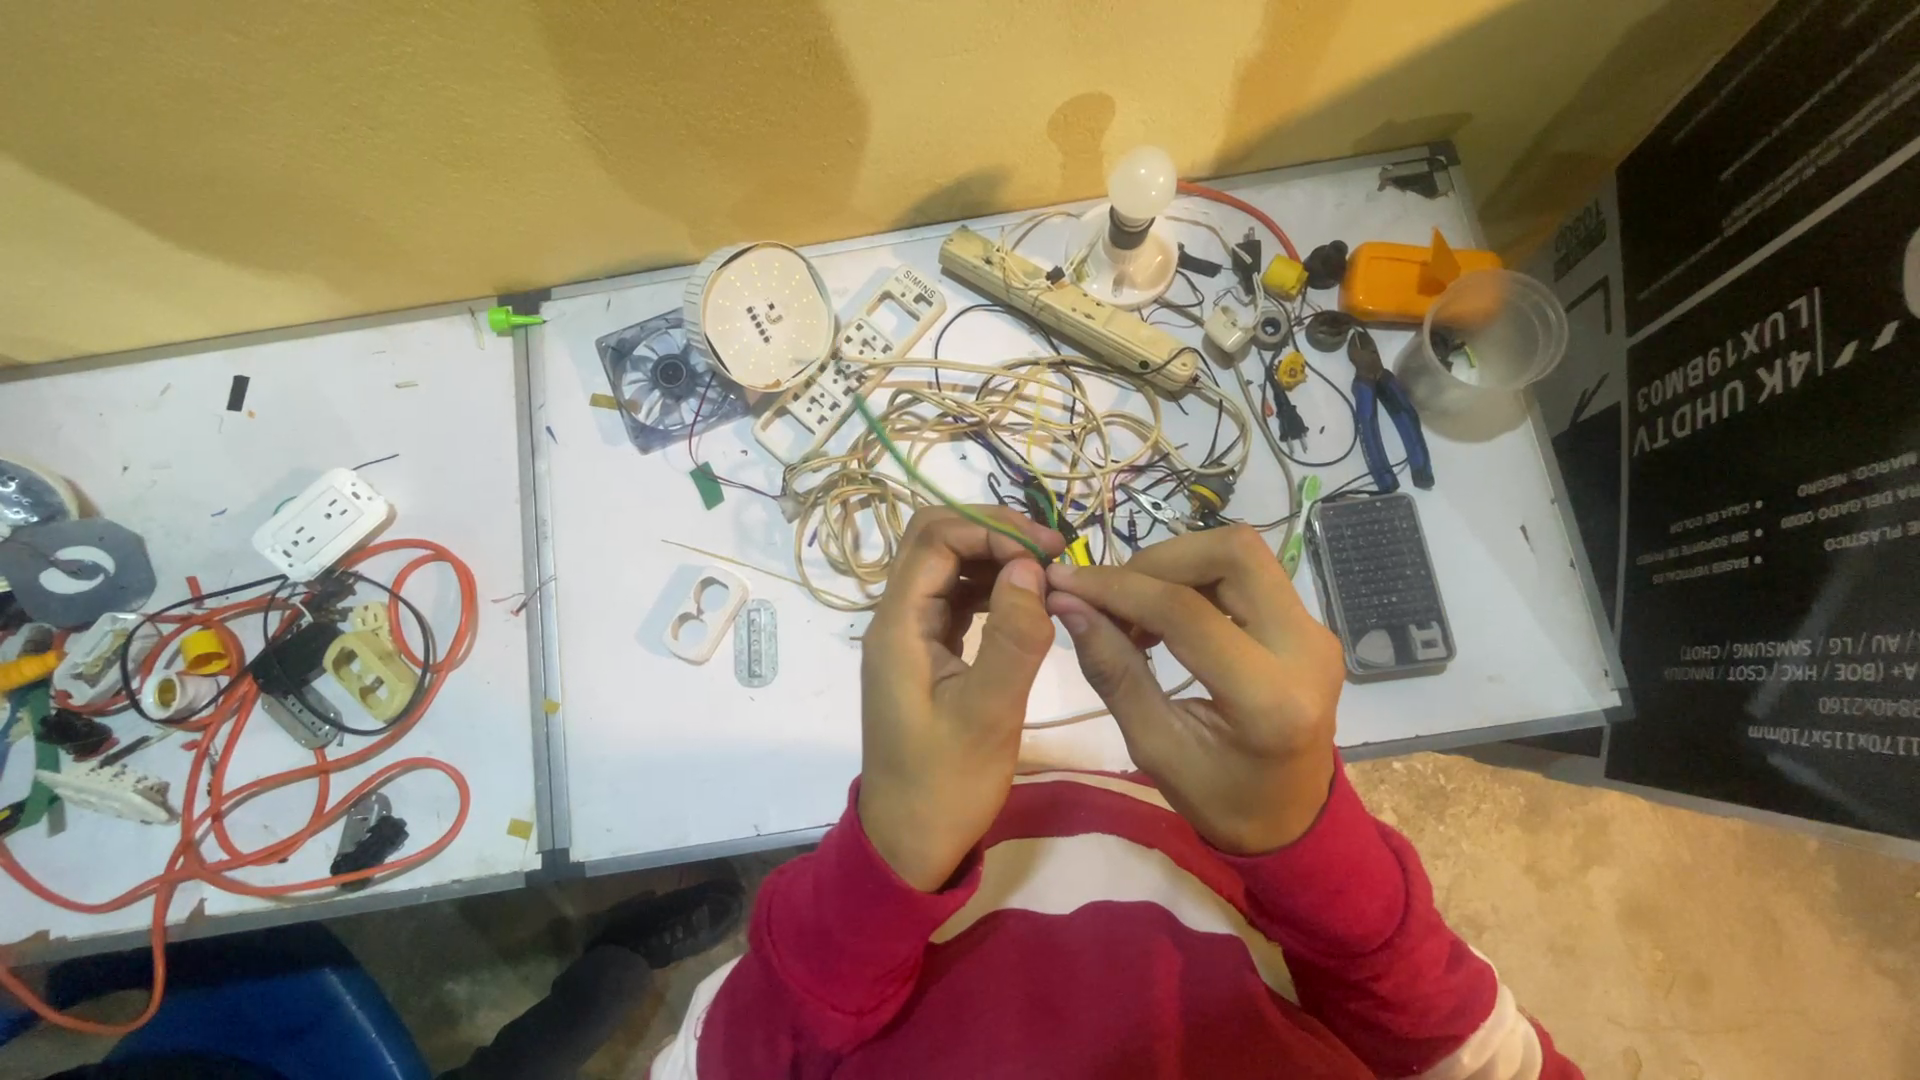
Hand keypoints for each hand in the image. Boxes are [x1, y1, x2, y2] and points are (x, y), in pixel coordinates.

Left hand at [859, 507, 1064, 890]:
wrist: (910, 841)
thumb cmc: (946, 785)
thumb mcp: (988, 715)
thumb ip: (1014, 639)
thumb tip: (1032, 567)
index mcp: (899, 626)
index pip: (936, 538)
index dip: (992, 531)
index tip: (1049, 551)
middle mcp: (897, 619)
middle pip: (936, 541)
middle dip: (994, 535)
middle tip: (1052, 553)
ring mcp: (911, 635)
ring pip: (947, 568)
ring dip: (995, 560)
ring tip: (1049, 574)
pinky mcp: (927, 653)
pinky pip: (956, 601)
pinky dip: (992, 591)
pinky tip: (1027, 603)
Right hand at [1043, 526, 1342, 853]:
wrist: (1291, 820)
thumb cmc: (1218, 798)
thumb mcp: (1154, 746)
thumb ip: (1113, 671)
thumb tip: (1067, 603)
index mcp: (1269, 699)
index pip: (1186, 612)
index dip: (1118, 589)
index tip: (1065, 583)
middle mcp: (1306, 650)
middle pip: (1232, 554)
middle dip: (1158, 561)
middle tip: (1113, 597)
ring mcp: (1314, 631)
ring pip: (1242, 553)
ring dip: (1177, 565)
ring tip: (1135, 608)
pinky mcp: (1308, 624)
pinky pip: (1248, 574)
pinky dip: (1195, 578)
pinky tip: (1164, 613)